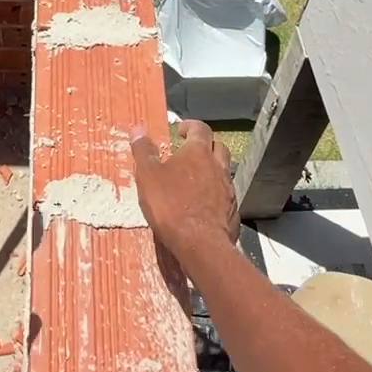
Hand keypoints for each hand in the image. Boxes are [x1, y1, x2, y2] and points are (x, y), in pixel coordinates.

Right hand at [130, 120, 239, 259]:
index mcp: (198, 152)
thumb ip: (144, 152)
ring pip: (224, 171)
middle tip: (190, 152)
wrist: (201, 245)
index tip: (180, 130)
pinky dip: (215, 194)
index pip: (201, 128)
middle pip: (218, 147)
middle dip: (206, 145)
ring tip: (196, 179)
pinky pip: (225, 196)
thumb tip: (138, 129)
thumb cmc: (171, 205)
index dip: (191, 126)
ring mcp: (228, 190)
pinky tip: (204, 205)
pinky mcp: (232, 212)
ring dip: (212, 170)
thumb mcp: (148, 176)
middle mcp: (218, 167)